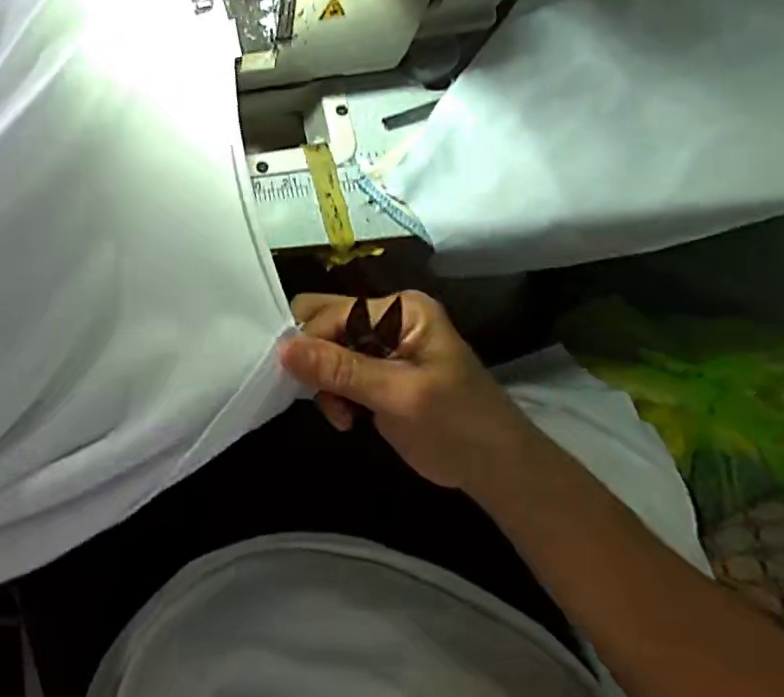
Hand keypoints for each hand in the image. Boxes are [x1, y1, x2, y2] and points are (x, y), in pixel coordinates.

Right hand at [278, 292, 539, 491]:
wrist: (501, 473)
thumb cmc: (459, 427)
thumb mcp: (398, 396)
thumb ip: (341, 369)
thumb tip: (282, 349)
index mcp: (400, 309)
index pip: (333, 312)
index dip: (310, 342)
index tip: (300, 383)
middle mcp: (388, 318)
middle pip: (325, 323)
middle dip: (315, 360)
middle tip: (318, 394)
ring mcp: (383, 344)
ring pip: (325, 349)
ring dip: (325, 383)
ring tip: (342, 416)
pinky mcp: (378, 372)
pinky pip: (337, 371)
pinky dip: (335, 394)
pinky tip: (348, 418)